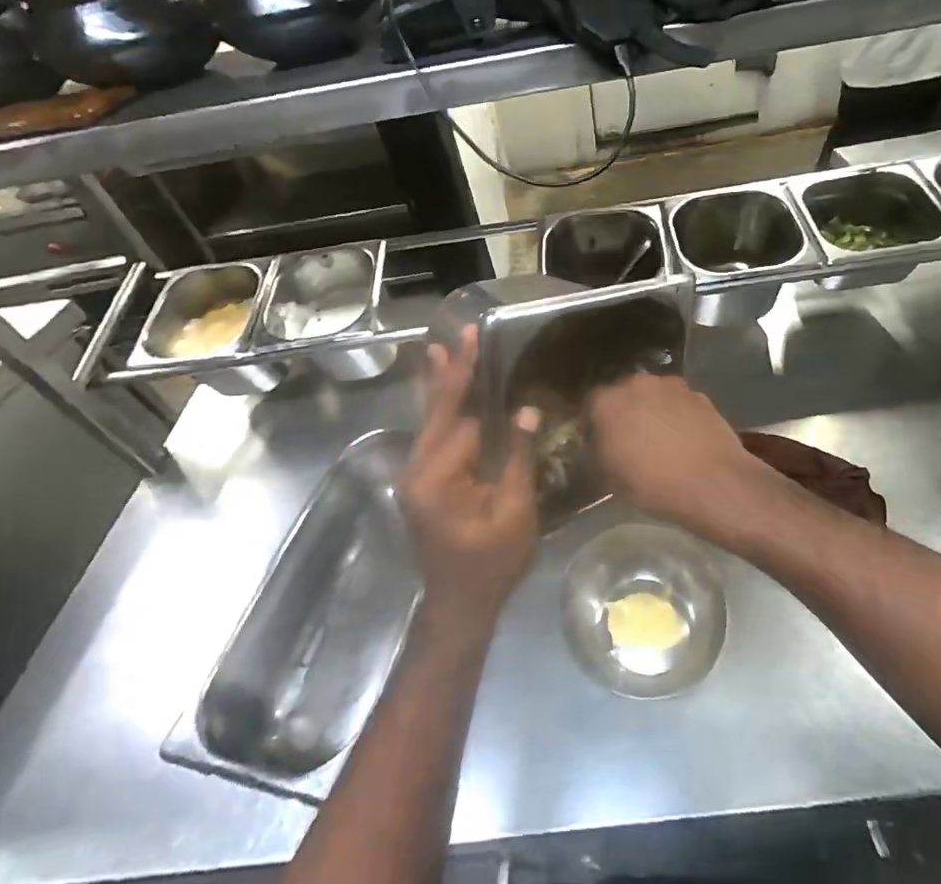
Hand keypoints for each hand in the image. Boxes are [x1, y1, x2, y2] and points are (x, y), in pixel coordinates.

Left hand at [401, 326, 539, 622]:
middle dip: (451, 372)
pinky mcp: (422, 484)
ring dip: (442, 387)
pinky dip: (442, 412)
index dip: (470, 378)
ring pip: (430, 423)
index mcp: (436, 478)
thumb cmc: (492, 565)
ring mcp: (415, 478)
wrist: (459, 606)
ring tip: (441, 350)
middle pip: (436, 412)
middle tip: (459, 334)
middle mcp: (416, 471)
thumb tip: (526, 411)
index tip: (476, 341)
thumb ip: (516, 459)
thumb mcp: (514, 512)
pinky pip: (433, 439)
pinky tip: (443, 392)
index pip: (457, 418)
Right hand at [586, 372, 767, 528]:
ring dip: (652, 411)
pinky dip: (678, 416)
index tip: (598, 443)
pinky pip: (679, 404)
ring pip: (653, 396)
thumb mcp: (608, 477)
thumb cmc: (651, 483)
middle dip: (624, 413)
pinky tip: (685, 440)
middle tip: (630, 441)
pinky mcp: (700, 395)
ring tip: (661, 441)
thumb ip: (596, 452)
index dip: (593, 424)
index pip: (590, 405)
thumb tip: (598, 445)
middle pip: (623, 395)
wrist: (713, 483)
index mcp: (607, 402)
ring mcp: (672, 386)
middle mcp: (637, 383)